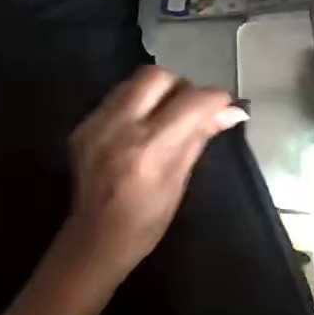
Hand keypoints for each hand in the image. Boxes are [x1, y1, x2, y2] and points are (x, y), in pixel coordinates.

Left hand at [62, 65, 247, 273]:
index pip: (191, 102)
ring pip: (132, 83)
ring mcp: (95, 125)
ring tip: (164, 117)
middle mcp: (119, 128)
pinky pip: (113, 100)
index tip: (224, 107)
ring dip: (155, 92)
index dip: (215, 99)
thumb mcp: (179, 183)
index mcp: (148, 149)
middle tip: (189, 109)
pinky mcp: (81, 127)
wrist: (94, 238)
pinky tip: (138, 129)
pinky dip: (133, 105)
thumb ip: (199, 139)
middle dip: (181, 86)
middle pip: (156, 76)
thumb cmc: (145, 222)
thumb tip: (232, 112)